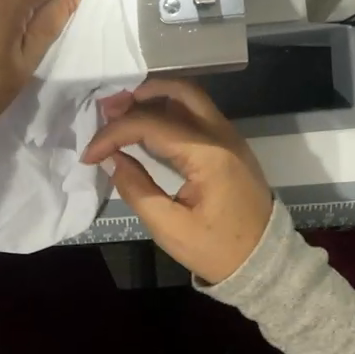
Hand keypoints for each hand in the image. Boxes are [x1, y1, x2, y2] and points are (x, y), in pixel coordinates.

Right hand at [81, 79, 273, 283]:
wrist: (264, 261)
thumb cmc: (217, 250)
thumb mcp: (169, 228)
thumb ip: (136, 189)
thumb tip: (111, 159)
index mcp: (208, 155)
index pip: (151, 125)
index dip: (114, 135)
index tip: (90, 155)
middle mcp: (222, 135)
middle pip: (178, 92)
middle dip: (138, 96)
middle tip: (106, 110)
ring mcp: (230, 137)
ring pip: (190, 98)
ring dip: (154, 98)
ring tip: (121, 113)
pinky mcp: (229, 146)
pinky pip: (197, 114)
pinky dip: (168, 110)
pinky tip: (146, 128)